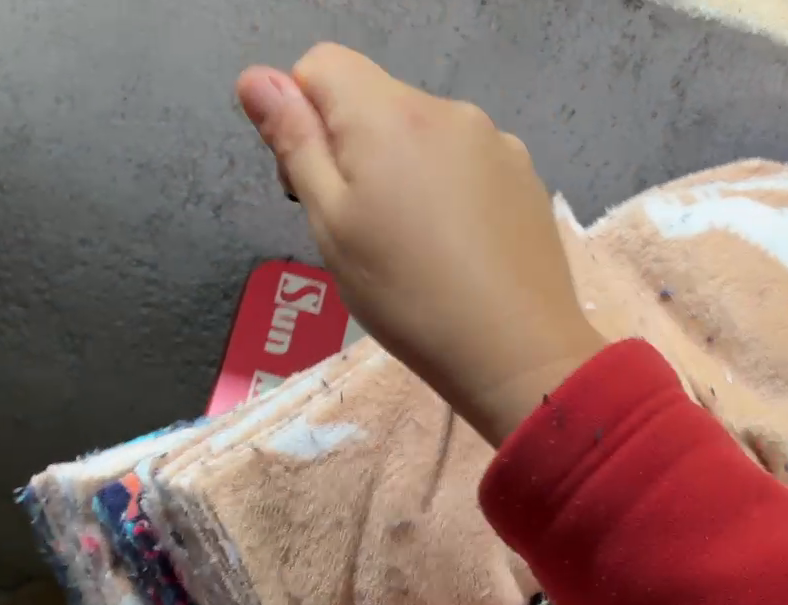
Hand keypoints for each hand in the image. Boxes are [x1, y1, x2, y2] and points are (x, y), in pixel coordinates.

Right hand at [236, 45, 605, 444]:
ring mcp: (498, 145)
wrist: (518, 354)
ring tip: (423, 251)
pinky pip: (471, 168)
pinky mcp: (528, 180)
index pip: (323, 67)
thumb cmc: (410, 299)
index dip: (304, 119)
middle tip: (371, 235)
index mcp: (389, 114)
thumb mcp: (333, 228)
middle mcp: (449, 112)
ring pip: (427, 140)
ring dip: (410, 175)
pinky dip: (455, 194)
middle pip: (378, 105)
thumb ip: (295, 145)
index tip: (317, 186)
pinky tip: (464, 251)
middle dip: (360, 153)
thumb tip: (259, 79)